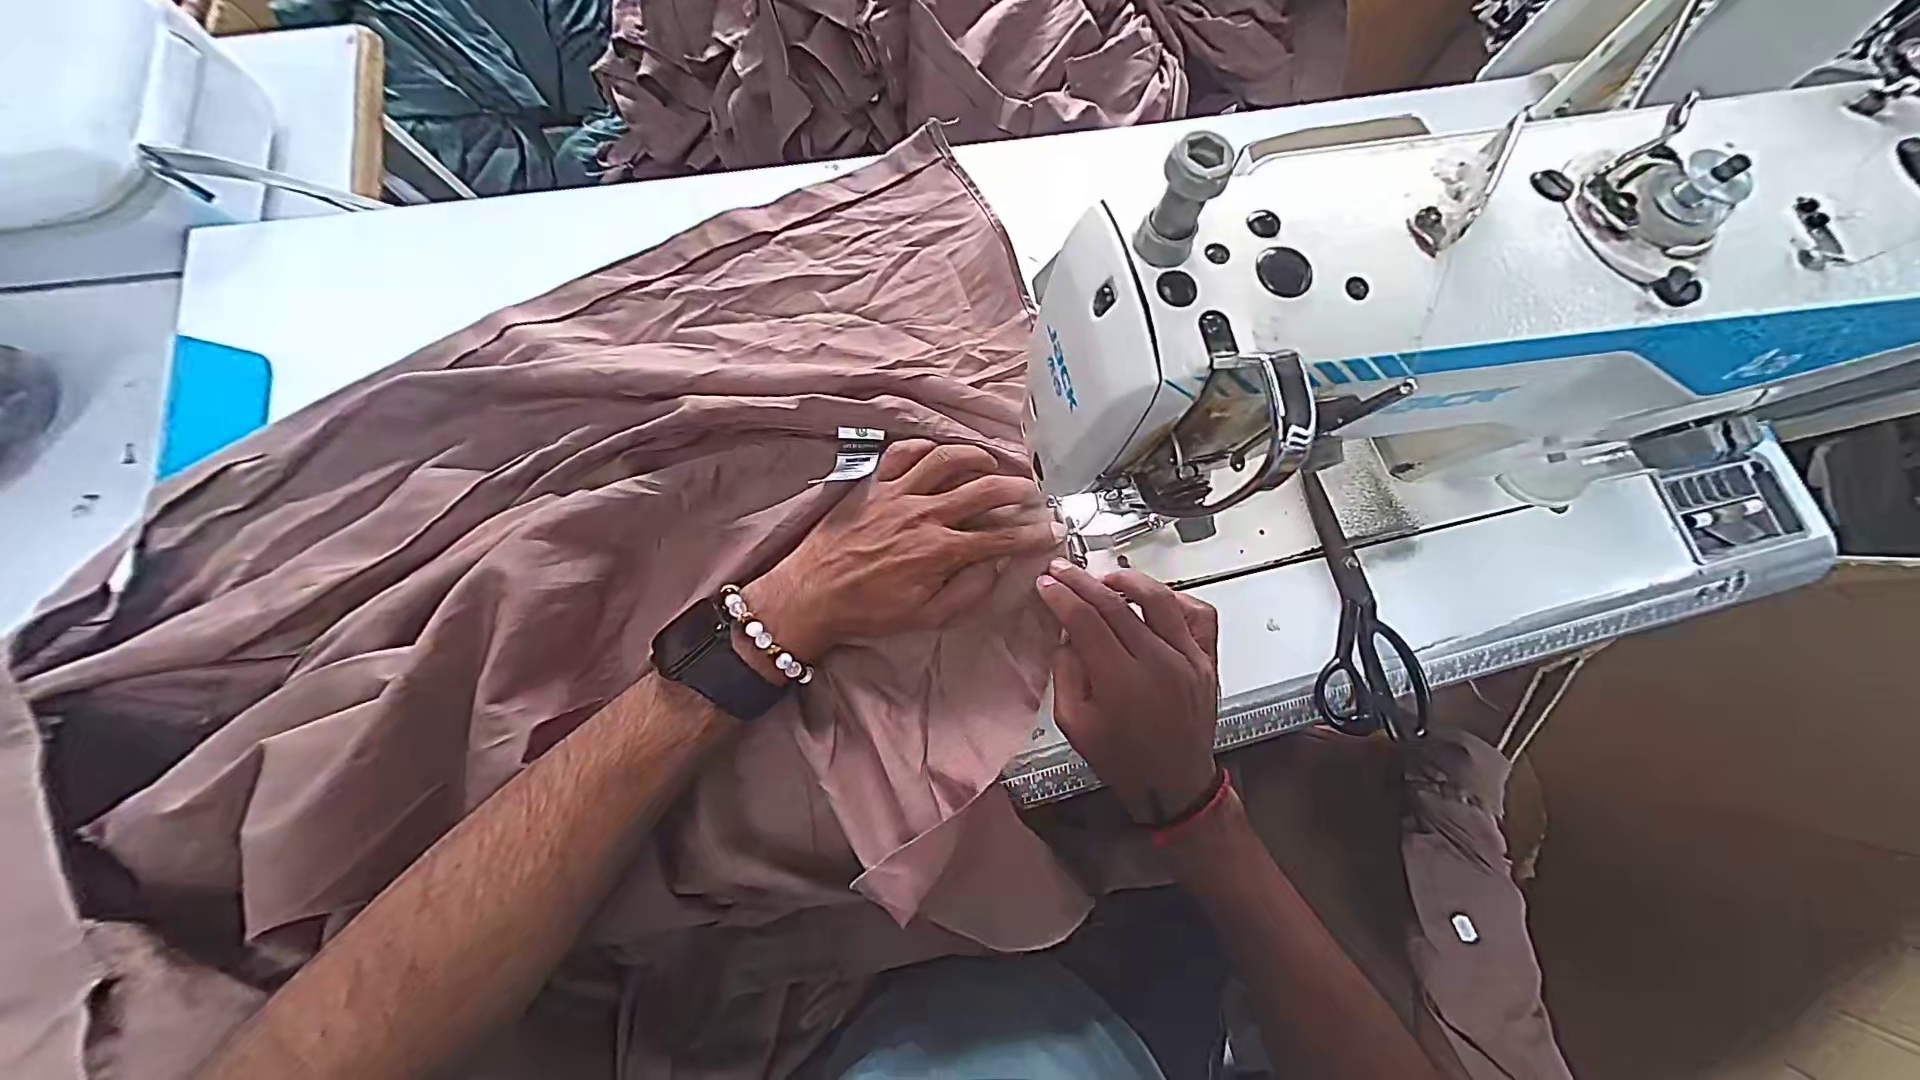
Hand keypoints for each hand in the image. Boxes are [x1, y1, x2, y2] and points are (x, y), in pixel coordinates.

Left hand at [747, 440, 1062, 660]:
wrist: (810, 595)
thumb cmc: (867, 611)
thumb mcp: (926, 617)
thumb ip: (968, 591)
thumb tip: (996, 567)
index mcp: (939, 551)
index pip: (1001, 537)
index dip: (1033, 534)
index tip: (1051, 530)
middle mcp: (923, 514)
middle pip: (984, 489)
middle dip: (1018, 490)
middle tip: (1032, 493)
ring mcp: (897, 494)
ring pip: (947, 460)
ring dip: (978, 458)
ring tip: (993, 466)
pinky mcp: (873, 484)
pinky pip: (904, 452)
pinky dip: (926, 448)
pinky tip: (939, 455)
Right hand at [1035, 560, 1220, 824]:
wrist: (1173, 785)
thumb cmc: (1123, 761)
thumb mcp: (1074, 724)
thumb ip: (1066, 673)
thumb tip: (1066, 633)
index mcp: (1122, 683)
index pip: (1086, 620)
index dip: (1061, 596)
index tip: (1047, 584)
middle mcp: (1160, 665)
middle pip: (1116, 604)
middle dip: (1082, 582)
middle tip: (1063, 571)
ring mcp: (1189, 660)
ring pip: (1159, 598)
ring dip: (1128, 581)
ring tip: (1105, 579)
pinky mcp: (1207, 660)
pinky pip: (1198, 613)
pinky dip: (1175, 598)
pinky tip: (1154, 599)